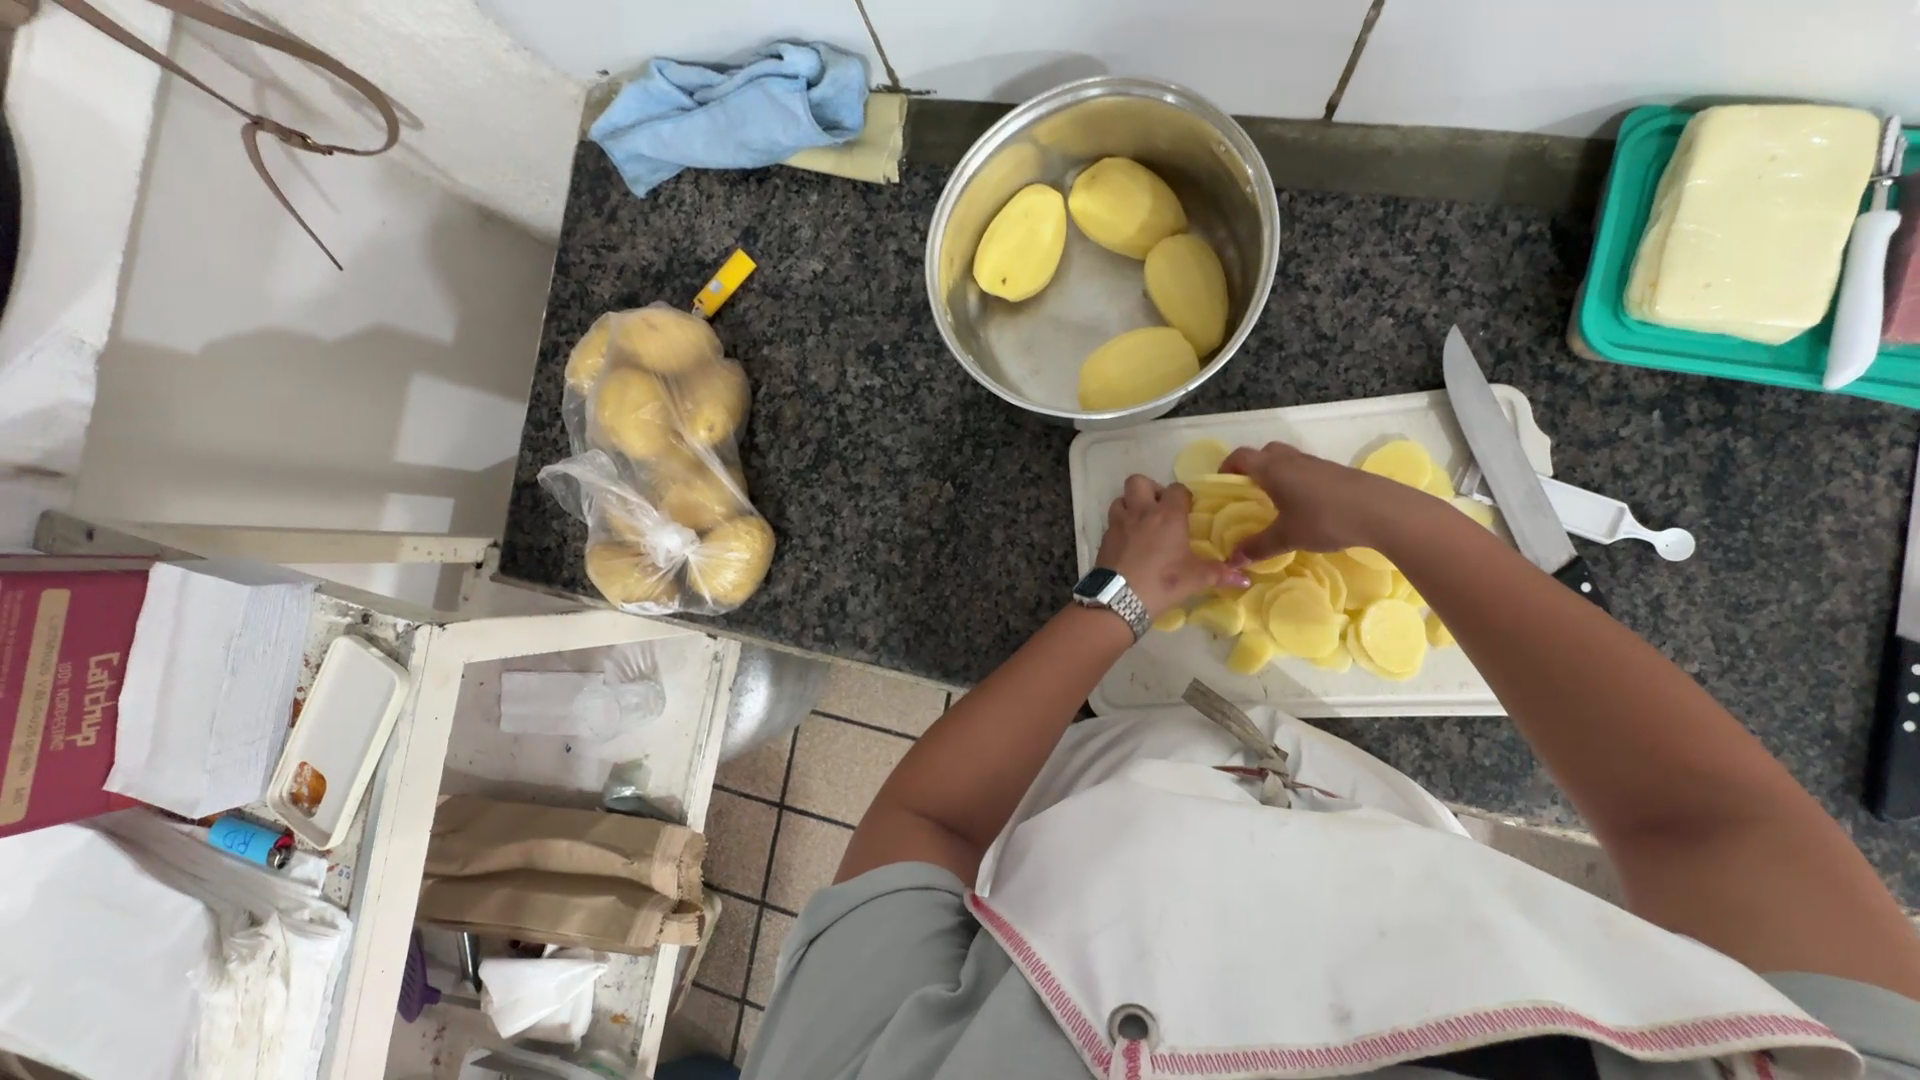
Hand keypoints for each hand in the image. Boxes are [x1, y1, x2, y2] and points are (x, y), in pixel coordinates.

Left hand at [1095, 475, 1243, 616]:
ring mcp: (1118, 523)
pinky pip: (1112, 522)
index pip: (1177, 489)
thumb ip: (1220, 574)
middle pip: (1138, 481)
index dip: (1183, 496)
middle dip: (1150, 489)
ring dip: (1131, 505)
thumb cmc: (1162, 582)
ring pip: (1120, 499)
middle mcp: (1141, 512)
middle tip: (1160, 509)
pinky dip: (1120, 526)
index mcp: (1167, 515)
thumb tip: (1246, 580)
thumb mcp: (1195, 579)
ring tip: (1142, 523)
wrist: (1119, 599)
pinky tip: (1129, 543)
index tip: (1188, 510)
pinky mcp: (1104, 538)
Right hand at [1220, 441, 1421, 562]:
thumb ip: (1257, 547)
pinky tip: (1306, 507)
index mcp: (1272, 469)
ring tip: (1277, 502)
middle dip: (1253, 468)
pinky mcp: (1337, 473)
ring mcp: (1317, 464)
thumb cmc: (1324, 518)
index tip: (1223, 484)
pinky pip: (1308, 471)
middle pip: (1265, 452)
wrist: (1381, 511)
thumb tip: (1232, 560)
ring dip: (1278, 474)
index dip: (1227, 467)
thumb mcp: (1287, 537)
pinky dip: (1299, 482)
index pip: (1241, 456)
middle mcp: (1292, 460)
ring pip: (1289, 460)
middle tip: (1249, 492)